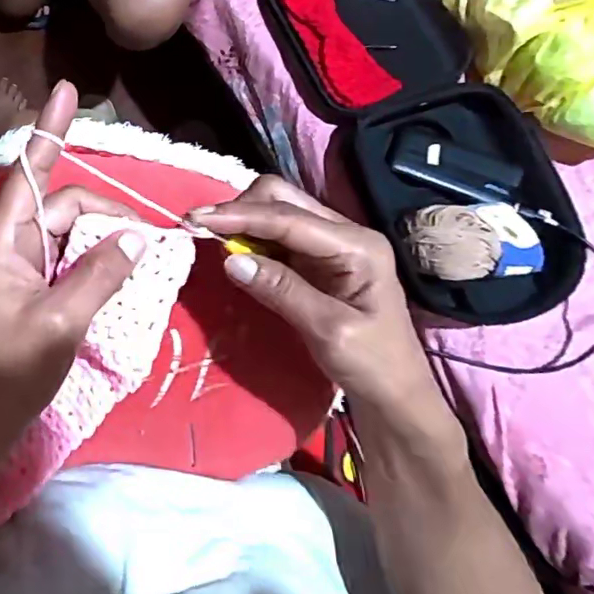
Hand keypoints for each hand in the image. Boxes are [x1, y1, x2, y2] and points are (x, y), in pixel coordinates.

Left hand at [0, 81, 144, 420]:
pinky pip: (72, 248)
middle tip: (145, 238)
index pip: (28, 172)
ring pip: (72, 224)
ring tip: (137, 256)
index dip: (50, 131)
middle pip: (63, 200)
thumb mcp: (62, 321)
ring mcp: (24, 258)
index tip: (66, 91)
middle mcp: (11, 240)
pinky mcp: (36, 277)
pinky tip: (122, 263)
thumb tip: (137, 236)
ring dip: (105, 233)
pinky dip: (98, 250)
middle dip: (105, 211)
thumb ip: (100, 274)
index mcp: (3, 241)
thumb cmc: (15, 368)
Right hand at [189, 177, 433, 410]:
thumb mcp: (328, 331)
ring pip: (277, 211)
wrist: (395, 394)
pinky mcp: (316, 259)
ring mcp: (331, 244)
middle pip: (283, 198)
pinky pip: (276, 235)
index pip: (288, 218)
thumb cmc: (372, 365)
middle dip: (241, 209)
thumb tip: (231, 260)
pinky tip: (232, 250)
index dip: (240, 215)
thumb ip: (282, 290)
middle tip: (201, 229)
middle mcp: (345, 234)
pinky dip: (251, 237)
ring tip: (209, 238)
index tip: (197, 219)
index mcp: (357, 246)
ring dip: (242, 221)